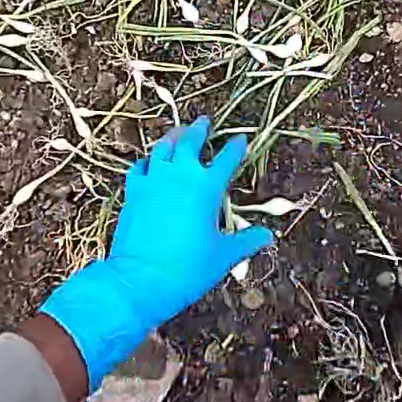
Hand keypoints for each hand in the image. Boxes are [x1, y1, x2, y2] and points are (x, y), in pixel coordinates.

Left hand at [39, 117, 274, 385]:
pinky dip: (147, 162)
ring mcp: (154, 181)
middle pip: (190, 142)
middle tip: (204, 121)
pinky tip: (149, 162)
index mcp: (207, 187)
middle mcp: (180, 176)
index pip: (227, 159)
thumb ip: (246, 241)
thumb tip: (267, 236)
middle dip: (199, 129)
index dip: (236, 148)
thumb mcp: (223, 256)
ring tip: (178, 132)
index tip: (240, 140)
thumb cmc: (187, 268)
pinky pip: (140, 168)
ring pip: (163, 149)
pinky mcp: (134, 192)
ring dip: (172, 138)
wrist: (140, 280)